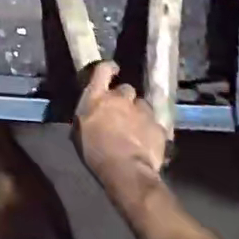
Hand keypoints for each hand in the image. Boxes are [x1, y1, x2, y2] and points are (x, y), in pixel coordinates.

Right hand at [74, 63, 167, 203]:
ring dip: (138, 113)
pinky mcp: (157, 125)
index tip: (113, 69)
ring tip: (136, 128)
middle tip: (121, 113)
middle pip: (126, 89)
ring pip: (142, 105)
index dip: (108, 68)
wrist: (126, 170)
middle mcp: (121, 98)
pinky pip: (154, 123)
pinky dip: (150, 129)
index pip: (103, 70)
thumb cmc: (95, 152)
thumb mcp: (80, 131)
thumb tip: (92, 110)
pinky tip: (147, 141)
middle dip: (124, 99)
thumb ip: (88, 114)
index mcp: (97, 97)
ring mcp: (142, 110)